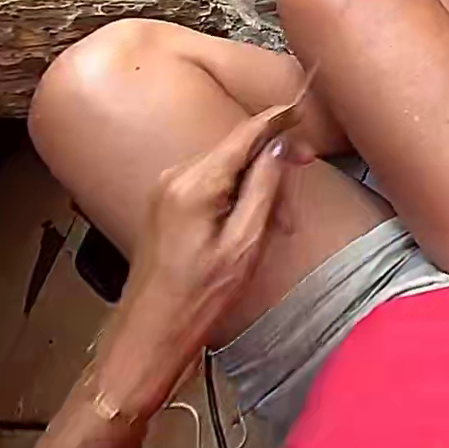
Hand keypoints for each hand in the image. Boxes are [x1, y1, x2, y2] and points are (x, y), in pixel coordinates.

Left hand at [116, 104, 309, 356]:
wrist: (147, 338)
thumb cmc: (198, 299)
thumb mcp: (245, 243)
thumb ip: (264, 186)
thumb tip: (280, 144)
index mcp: (195, 182)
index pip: (245, 133)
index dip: (277, 118)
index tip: (302, 109)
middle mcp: (177, 175)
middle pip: (238, 149)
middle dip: (273, 166)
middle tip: (299, 195)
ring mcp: (167, 187)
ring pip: (228, 166)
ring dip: (258, 185)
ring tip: (277, 226)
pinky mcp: (166, 201)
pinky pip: (213, 180)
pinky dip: (239, 193)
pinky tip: (252, 223)